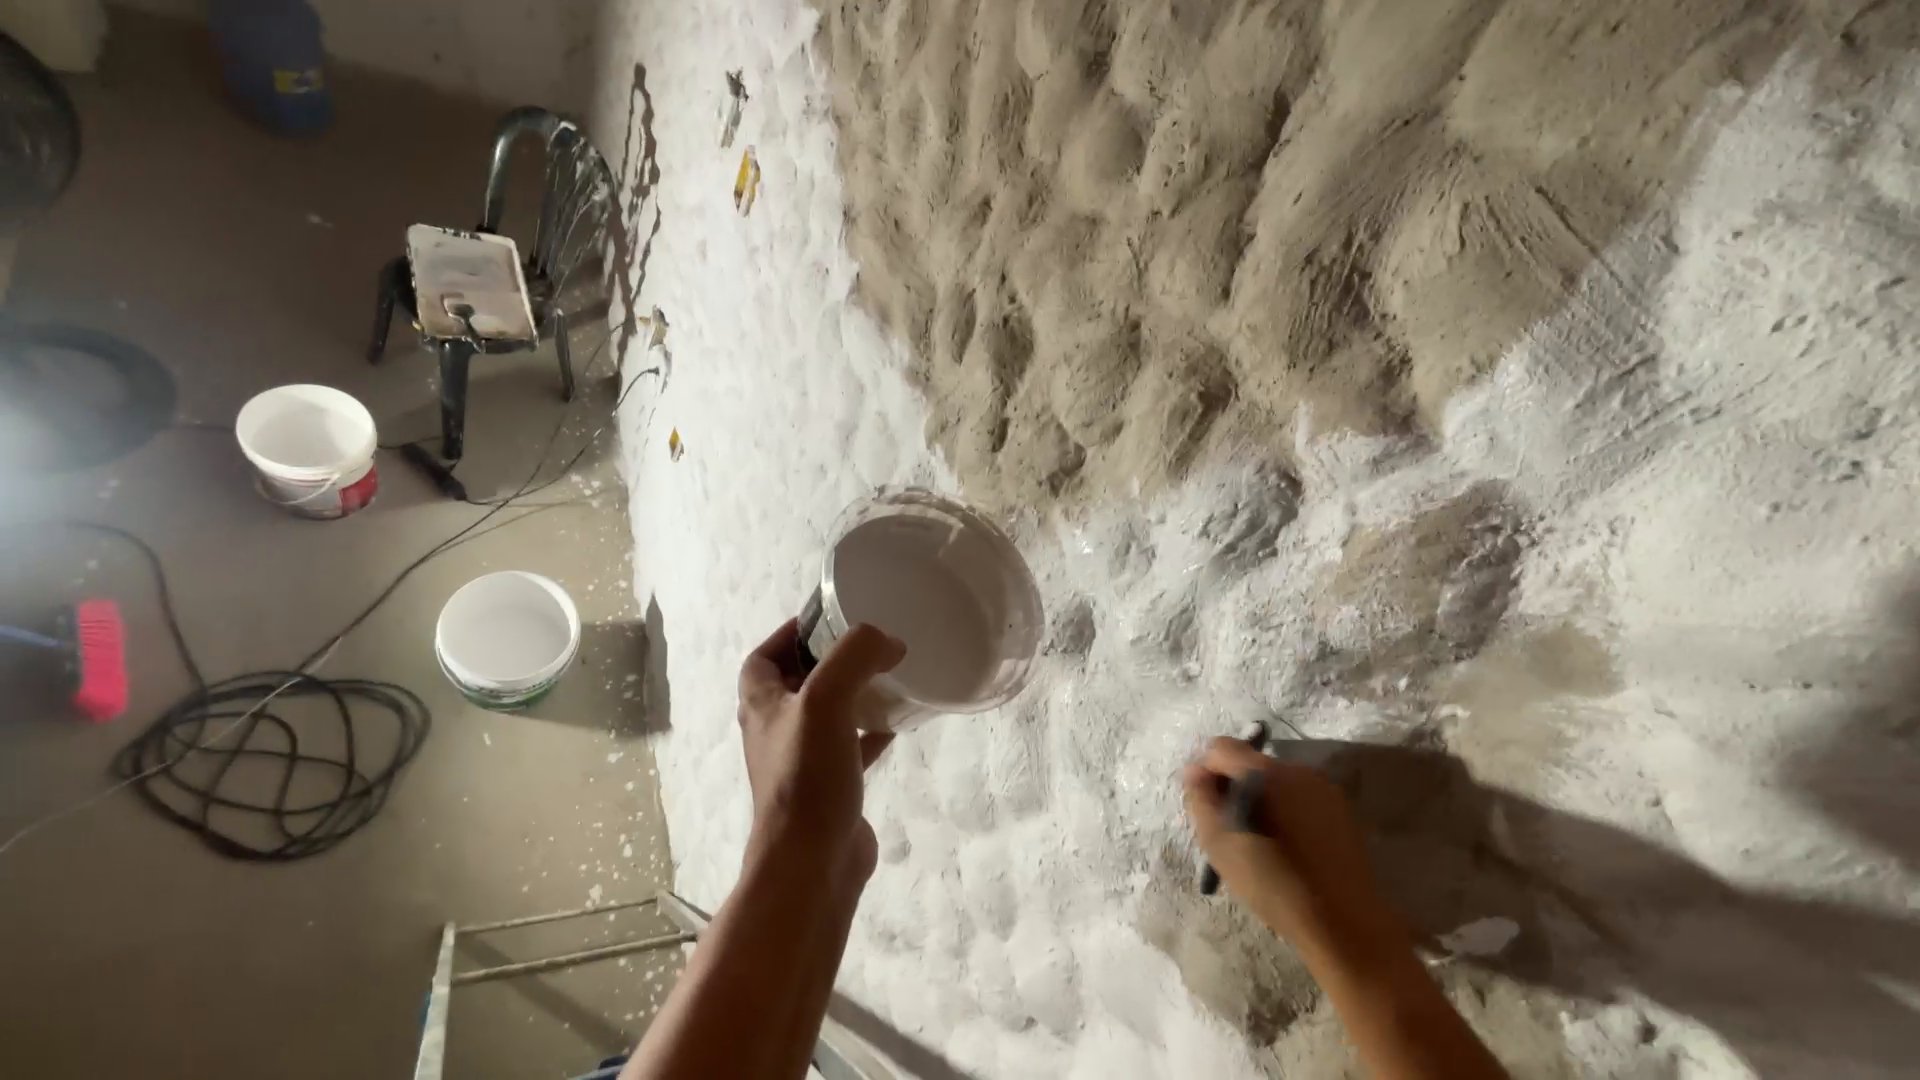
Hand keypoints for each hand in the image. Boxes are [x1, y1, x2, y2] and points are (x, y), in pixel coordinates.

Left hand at [736, 619, 904, 885]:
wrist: (812, 861)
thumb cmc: (807, 776)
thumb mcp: (826, 699)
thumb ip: (855, 656)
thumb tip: (889, 641)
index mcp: (761, 704)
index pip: (764, 656)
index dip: (790, 633)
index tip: (829, 618)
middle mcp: (776, 730)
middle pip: (798, 681)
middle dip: (828, 660)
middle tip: (867, 645)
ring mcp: (802, 761)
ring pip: (826, 714)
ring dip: (851, 693)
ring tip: (887, 676)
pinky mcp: (829, 786)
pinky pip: (850, 746)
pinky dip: (870, 731)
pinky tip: (898, 724)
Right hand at [1183, 737, 1401, 959]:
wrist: (1346, 924)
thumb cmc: (1274, 885)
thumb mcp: (1219, 845)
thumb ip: (1200, 799)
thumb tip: (1194, 771)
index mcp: (1264, 773)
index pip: (1221, 747)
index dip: (1205, 770)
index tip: (1204, 805)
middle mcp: (1297, 770)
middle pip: (1251, 763)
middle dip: (1234, 787)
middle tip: (1230, 828)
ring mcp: (1324, 789)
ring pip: (1278, 782)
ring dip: (1262, 799)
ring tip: (1261, 841)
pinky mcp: (1343, 811)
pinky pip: (1301, 798)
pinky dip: (1287, 812)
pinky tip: (1289, 848)